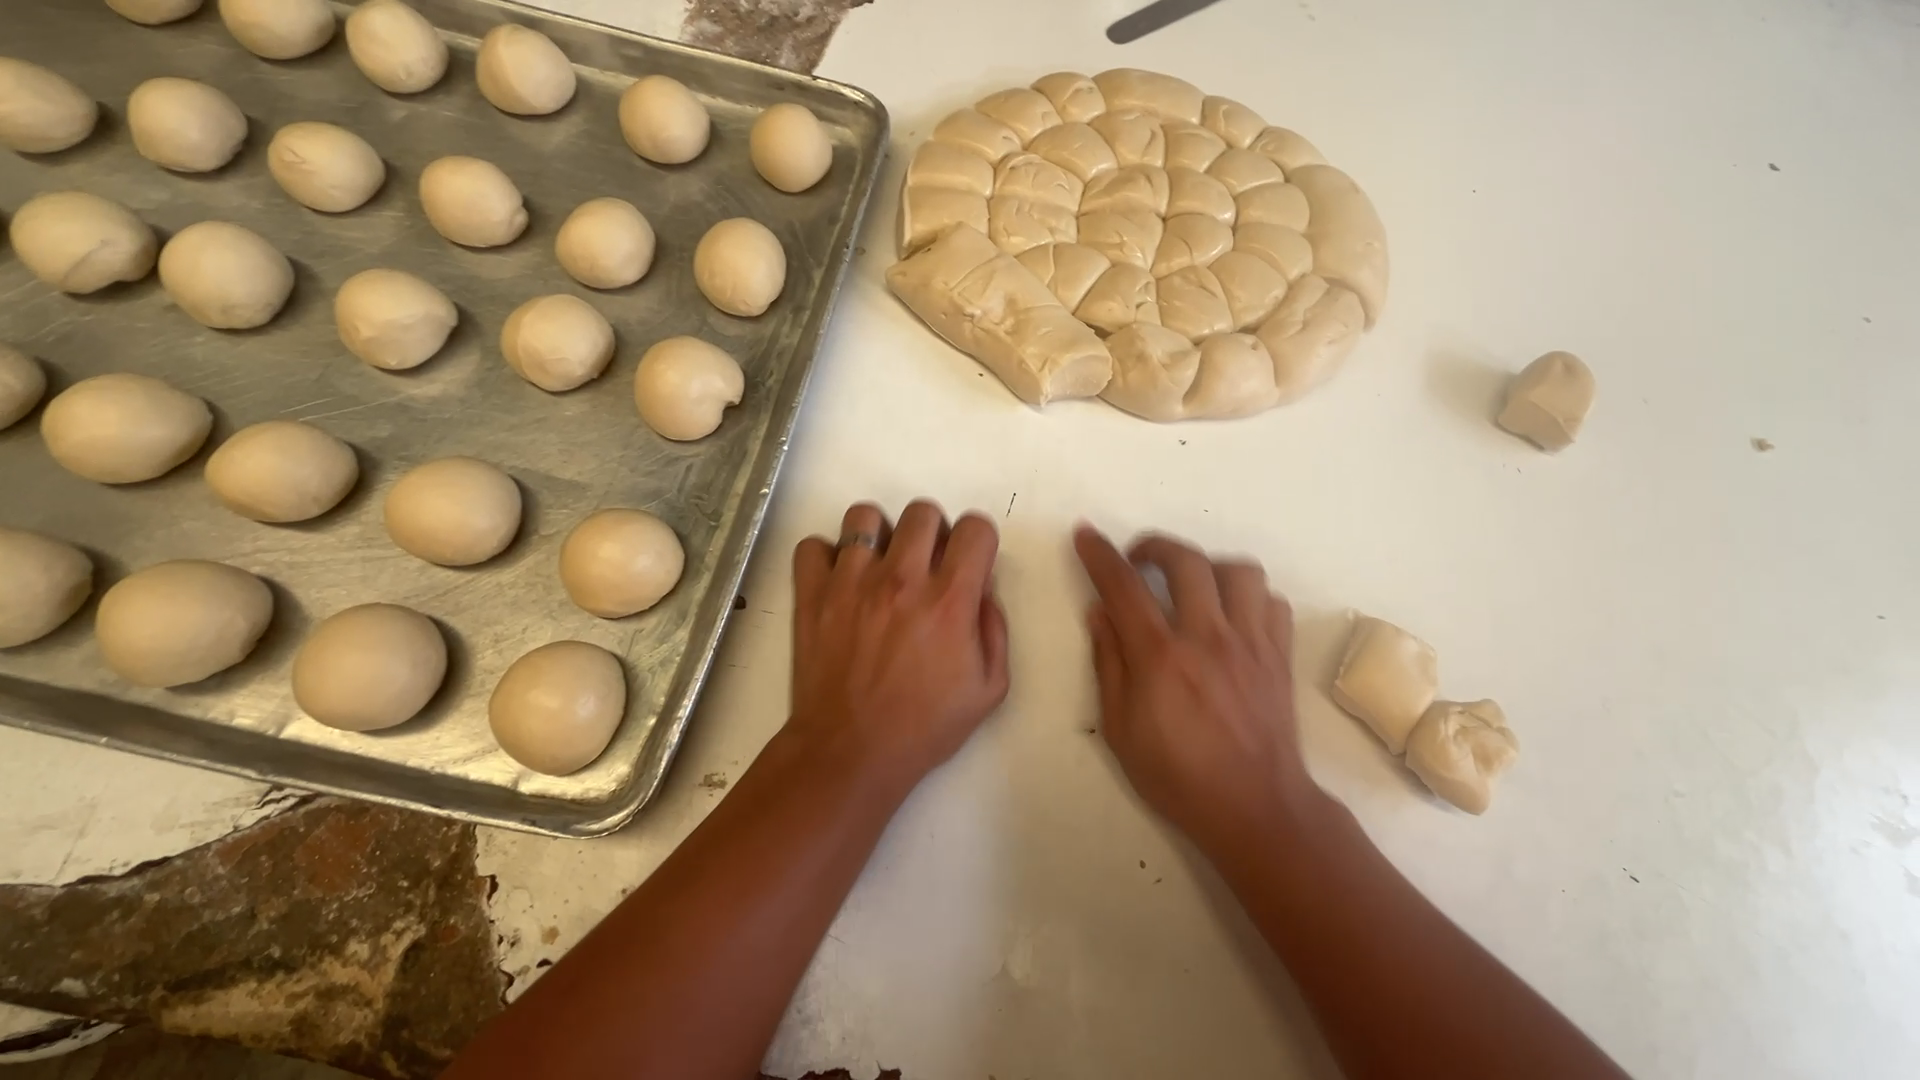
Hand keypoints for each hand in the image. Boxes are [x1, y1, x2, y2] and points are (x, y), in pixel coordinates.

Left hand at [787, 501, 1010, 790]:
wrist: (851, 753)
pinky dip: (826, 557)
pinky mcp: (812, 595)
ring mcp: (851, 583)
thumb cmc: (924, 727)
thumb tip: (982, 589)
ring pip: (865, 516)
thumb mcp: (989, 689)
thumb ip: (995, 630)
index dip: (979, 541)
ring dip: (878, 535)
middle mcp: (901, 579)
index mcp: (950, 601)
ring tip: (878, 566)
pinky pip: (813, 546)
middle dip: (933, 532)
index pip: (975, 528)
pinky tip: (839, 581)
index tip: (969, 563)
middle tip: (926, 565)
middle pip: (922, 512)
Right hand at [1075, 526, 1316, 856]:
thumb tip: (1099, 613)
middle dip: (1154, 547)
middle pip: (1186, 560)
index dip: (1100, 554)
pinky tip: (1231, 615)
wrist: (1255, 807)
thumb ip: (1108, 663)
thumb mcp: (1120, 728)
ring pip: (1239, 571)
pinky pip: (1272, 601)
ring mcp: (1251, 643)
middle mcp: (1208, 637)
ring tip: (1191, 584)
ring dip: (1208, 566)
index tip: (1086, 534)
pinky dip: (1249, 596)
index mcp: (1161, 657)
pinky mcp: (1279, 655)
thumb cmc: (1177, 775)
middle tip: (1137, 559)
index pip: (1124, 586)